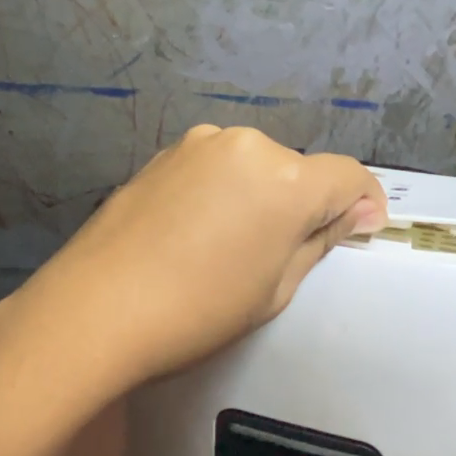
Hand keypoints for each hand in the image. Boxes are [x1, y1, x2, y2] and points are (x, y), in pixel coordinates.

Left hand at [12, 125, 385, 387]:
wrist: (94, 308)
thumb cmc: (197, 311)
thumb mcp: (274, 289)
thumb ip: (319, 240)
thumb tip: (358, 211)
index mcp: (286, 179)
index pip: (349, 176)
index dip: (360, 205)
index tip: (353, 234)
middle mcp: (247, 145)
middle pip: (297, 171)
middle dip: (300, 205)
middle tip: (274, 258)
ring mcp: (198, 144)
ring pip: (253, 167)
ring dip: (256, 196)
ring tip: (224, 248)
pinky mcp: (162, 154)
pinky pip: (213, 168)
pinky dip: (219, 192)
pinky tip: (191, 234)